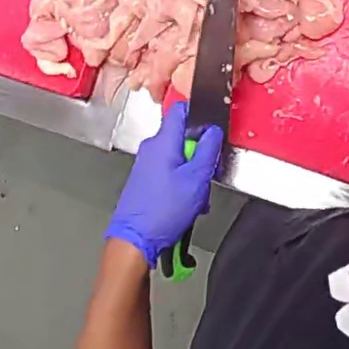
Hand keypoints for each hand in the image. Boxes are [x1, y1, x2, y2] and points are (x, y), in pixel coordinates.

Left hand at [106, 102, 224, 265]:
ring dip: (193, 175)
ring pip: (178, 159)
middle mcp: (151, 149)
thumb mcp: (196, 178)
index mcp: (163, 141)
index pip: (180, 110)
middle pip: (182, 138)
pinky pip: (169, 173)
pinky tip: (187, 204)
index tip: (211, 126)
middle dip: (199, 155)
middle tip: (208, 173)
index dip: (198, 113)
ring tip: (198, 197)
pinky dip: (182, 185)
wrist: (135, 239)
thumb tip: (213, 131)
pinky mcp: (145, 180)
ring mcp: (146, 164)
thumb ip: (208, 150)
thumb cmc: (163, 210)